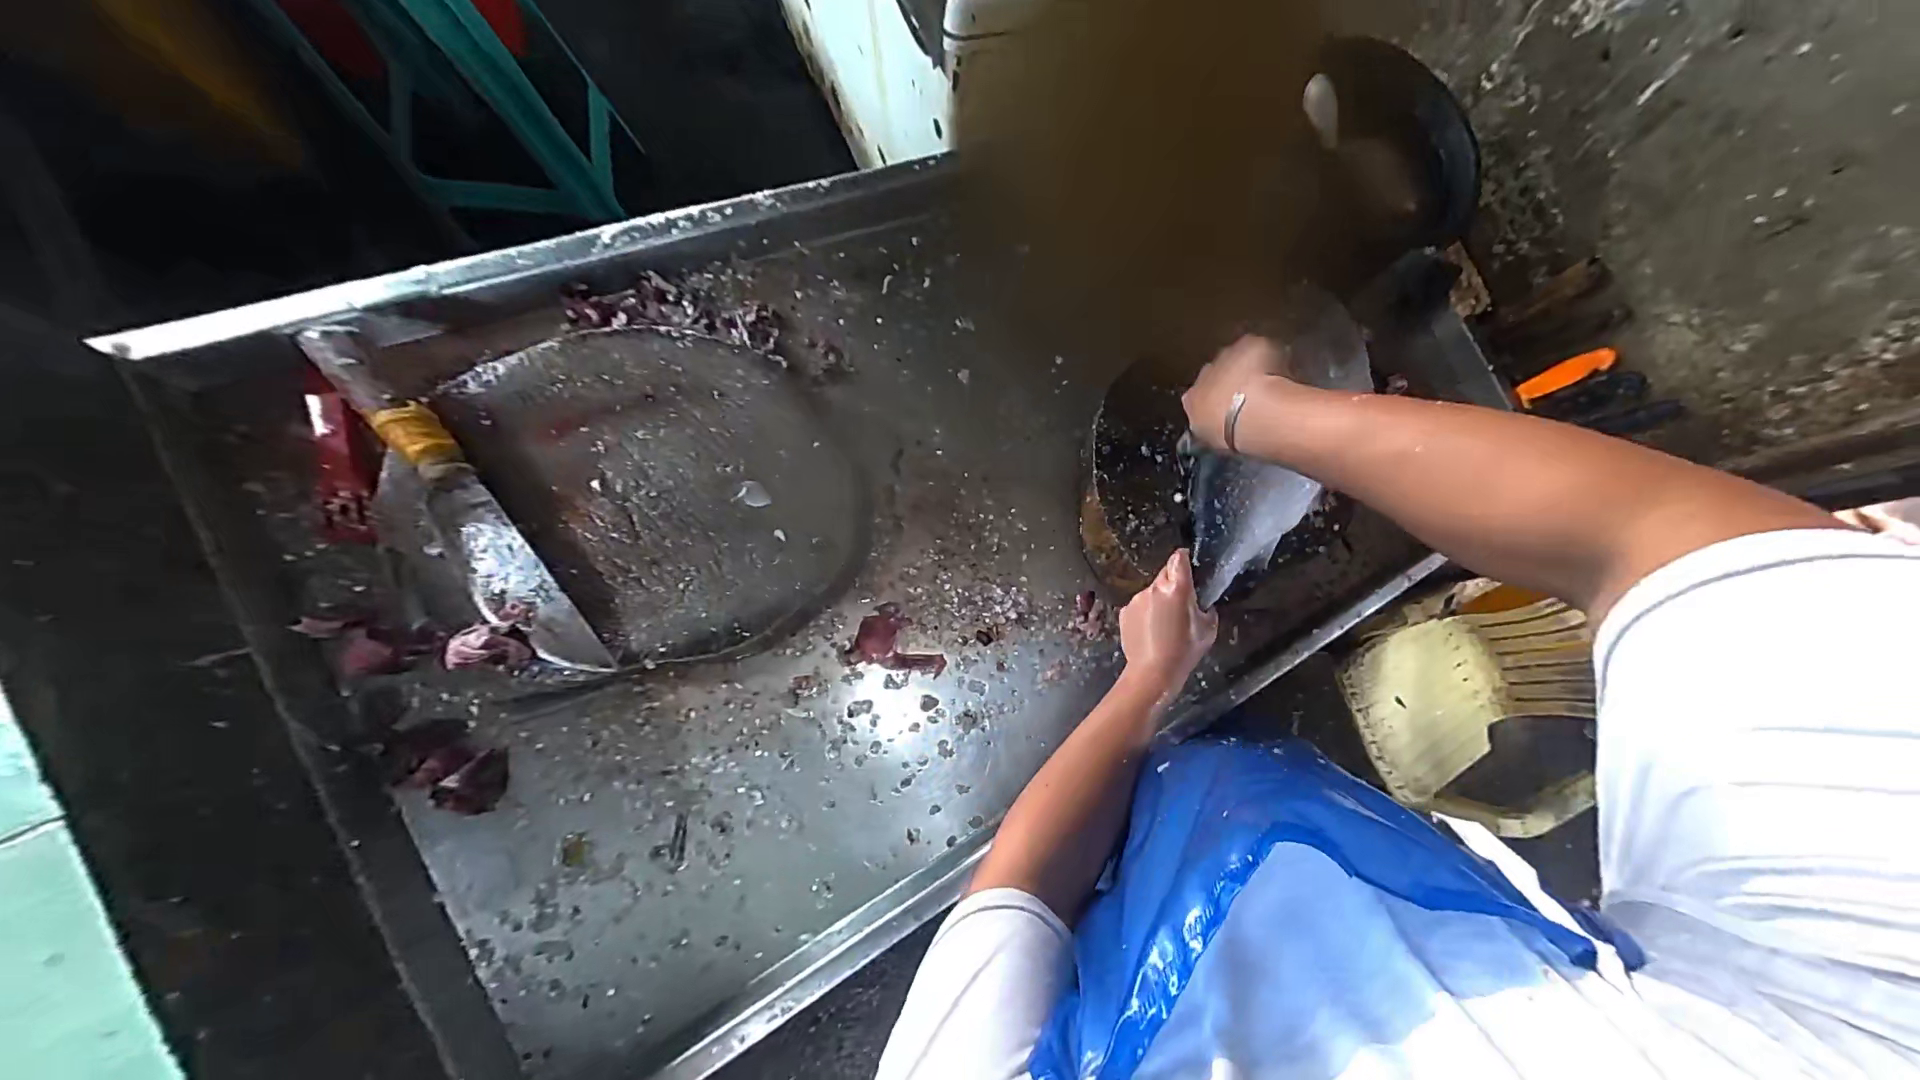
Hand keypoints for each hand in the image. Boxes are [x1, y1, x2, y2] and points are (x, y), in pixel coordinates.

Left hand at [1119, 549, 1218, 696]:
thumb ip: (1205, 608)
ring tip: (1165, 623)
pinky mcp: (1125, 611)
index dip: (1183, 557)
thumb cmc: (1184, 652)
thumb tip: (1200, 603)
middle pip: (1164, 574)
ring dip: (1158, 599)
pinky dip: (1145, 611)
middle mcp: (1154, 589)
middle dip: (1172, 582)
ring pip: (1151, 591)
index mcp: (1177, 589)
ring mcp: (1136, 599)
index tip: (1186, 558)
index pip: (1178, 559)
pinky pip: (1139, 604)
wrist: (1152, 672)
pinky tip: (1151, 629)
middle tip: (1181, 601)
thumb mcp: (1208, 629)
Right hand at [1182, 334, 1291, 450]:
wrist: (1251, 414)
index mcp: (1191, 400)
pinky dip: (1269, 355)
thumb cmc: (1229, 433)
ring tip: (1269, 383)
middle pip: (1216, 373)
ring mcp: (1227, 356)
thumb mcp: (1212, 439)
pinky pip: (1259, 347)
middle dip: (1231, 381)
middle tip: (1250, 396)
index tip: (1228, 410)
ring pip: (1237, 357)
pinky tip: (1283, 369)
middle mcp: (1204, 374)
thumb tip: (1214, 426)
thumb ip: (1210, 427)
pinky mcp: (1250, 343)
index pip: (1198, 397)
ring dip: (1250, 366)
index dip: (1215, 402)